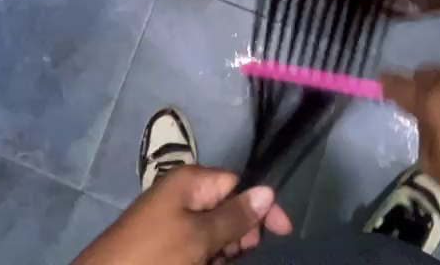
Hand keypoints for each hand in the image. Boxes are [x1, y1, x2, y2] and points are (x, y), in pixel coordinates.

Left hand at [73, 166, 292, 264]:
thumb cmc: (154, 257)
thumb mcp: (198, 238)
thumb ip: (234, 216)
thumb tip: (268, 190)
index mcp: (191, 182)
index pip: (238, 183)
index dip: (262, 206)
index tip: (285, 234)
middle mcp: (183, 195)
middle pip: (228, 207)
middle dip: (240, 234)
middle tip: (234, 258)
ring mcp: (172, 221)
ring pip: (214, 233)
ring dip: (223, 251)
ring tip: (213, 263)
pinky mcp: (165, 245)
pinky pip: (197, 246)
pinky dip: (207, 257)